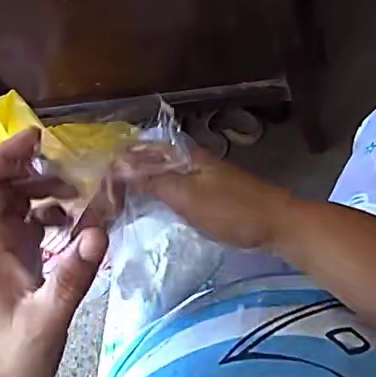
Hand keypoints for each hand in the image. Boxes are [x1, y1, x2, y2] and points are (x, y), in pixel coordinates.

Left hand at [0, 129, 106, 376]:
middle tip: (68, 164)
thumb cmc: (18, 362)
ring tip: (77, 190)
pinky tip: (77, 224)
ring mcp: (8, 258)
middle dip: (32, 170)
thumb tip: (100, 229)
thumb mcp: (49, 318)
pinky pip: (34, 228)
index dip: (6, 157)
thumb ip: (73, 275)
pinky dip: (53, 216)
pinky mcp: (23, 271)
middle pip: (3, 191)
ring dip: (43, 191)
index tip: (36, 136)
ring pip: (19, 207)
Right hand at [114, 142, 293, 250]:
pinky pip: (174, 186)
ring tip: (117, 201)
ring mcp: (201, 174)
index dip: (118, 164)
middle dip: (125, 172)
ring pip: (161, 172)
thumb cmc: (231, 210)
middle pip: (150, 159)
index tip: (97, 184)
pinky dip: (156, 193)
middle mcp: (191, 158)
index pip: (142, 151)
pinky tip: (149, 206)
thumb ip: (153, 180)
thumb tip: (118, 166)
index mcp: (185, 154)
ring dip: (139, 183)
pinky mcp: (209, 192)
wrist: (278, 225)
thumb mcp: (187, 196)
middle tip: (101, 195)